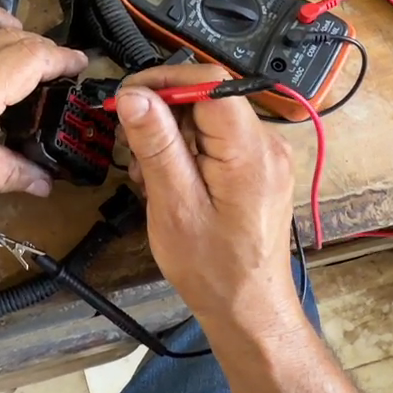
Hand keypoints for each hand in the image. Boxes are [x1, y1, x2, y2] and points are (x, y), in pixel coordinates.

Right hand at [113, 66, 301, 335]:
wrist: (250, 312)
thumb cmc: (213, 269)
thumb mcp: (175, 206)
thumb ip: (156, 146)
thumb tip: (132, 95)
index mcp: (249, 150)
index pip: (208, 82)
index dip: (164, 80)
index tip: (128, 100)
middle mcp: (265, 142)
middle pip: (205, 96)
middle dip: (162, 112)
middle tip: (132, 146)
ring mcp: (263, 154)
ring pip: (206, 116)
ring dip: (169, 133)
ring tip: (148, 173)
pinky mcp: (256, 166)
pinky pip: (215, 137)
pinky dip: (185, 148)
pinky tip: (168, 179)